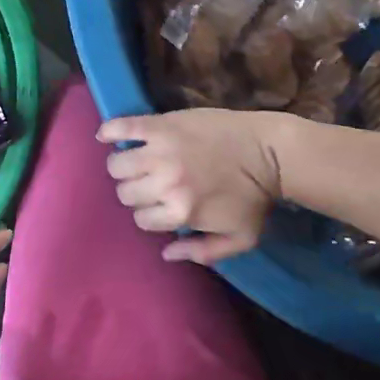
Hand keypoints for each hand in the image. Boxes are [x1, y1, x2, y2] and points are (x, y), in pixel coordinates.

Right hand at [99, 109, 287, 265]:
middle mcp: (164, 184)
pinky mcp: (161, 126)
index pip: (141, 218)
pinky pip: (122, 127)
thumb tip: (166, 253)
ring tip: (135, 163)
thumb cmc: (256, 196)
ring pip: (117, 165)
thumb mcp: (240, 238)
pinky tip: (106, 136)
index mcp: (180, 212)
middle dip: (135, 191)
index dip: (150, 213)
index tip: (160, 205)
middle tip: (150, 183)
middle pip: (125, 193)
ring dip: (123, 167)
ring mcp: (160, 152)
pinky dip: (109, 132)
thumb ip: (203, 252)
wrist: (273, 151)